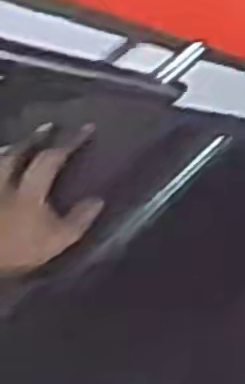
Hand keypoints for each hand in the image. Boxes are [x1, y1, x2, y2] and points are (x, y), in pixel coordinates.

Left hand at [0, 124, 103, 275]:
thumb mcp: (60, 239)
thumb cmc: (16, 256)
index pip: (51, 159)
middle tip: (46, 128)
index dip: (69, 141)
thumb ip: (81, 217)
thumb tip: (97, 199)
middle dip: (31, 140)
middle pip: (12, 158)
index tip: (86, 128)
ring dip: (2, 154)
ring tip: (11, 147)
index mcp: (27, 194)